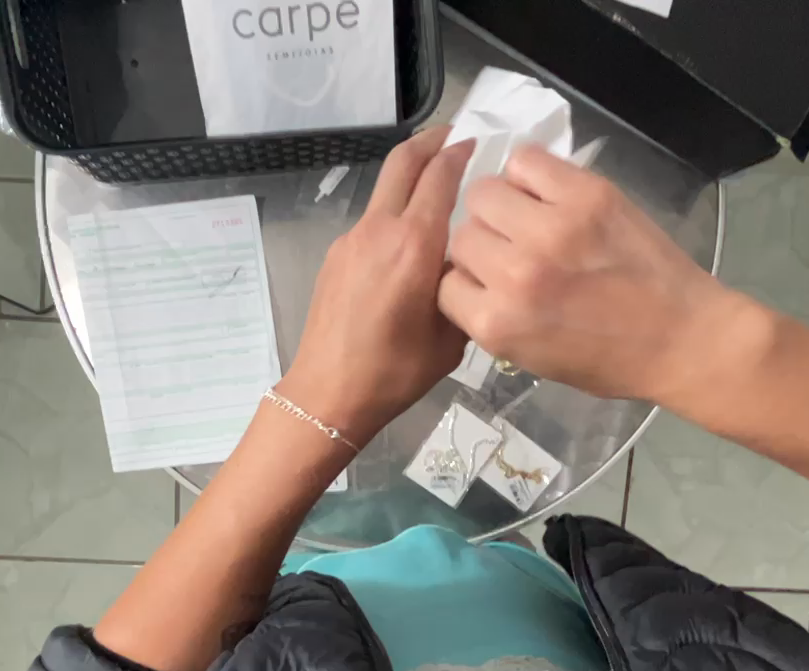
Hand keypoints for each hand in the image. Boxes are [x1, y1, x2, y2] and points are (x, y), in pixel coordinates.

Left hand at [279, 128, 475, 443]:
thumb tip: (463, 264)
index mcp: (414, 246)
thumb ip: (461, 290)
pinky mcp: (335, 256)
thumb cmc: (394, 374)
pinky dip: (393, 214)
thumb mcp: (449, 339)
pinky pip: (371, 221)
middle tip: (454, 138)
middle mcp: (380, 230)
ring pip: (384, 190)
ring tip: (435, 193)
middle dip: (431, 142)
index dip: (462, 152)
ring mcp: (351, 240)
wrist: (329, 394)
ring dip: (410, 178)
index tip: (479, 142)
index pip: (441, 176)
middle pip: (403, 161)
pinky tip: (407, 244)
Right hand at [438, 146, 765, 403]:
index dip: (464, 282)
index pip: (444, 283)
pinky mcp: (585, 194)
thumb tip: (469, 277)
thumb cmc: (606, 361)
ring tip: (525, 220)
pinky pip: (526, 161)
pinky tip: (544, 196)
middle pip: (461, 236)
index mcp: (497, 325)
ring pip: (483, 193)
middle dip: (479, 245)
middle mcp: (515, 274)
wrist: (680, 337)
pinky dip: (526, 175)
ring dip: (497, 207)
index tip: (486, 284)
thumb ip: (490, 319)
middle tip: (510, 252)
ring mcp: (551, 229)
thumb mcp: (530, 359)